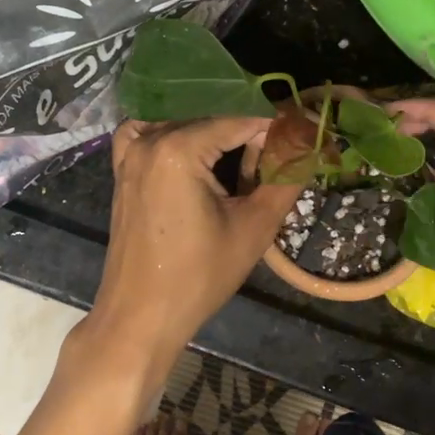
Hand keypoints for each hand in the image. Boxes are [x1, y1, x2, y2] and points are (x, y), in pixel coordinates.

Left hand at [85, 117, 302, 360]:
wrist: (139, 319)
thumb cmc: (198, 277)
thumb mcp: (254, 228)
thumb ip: (285, 180)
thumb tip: (311, 147)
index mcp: (179, 149)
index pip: (239, 119)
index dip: (275, 124)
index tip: (304, 130)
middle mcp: (150, 140)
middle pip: (212, 116)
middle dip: (249, 127)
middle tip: (283, 146)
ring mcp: (131, 152)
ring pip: (184, 120)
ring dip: (216, 129)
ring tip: (248, 151)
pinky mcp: (123, 168)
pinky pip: (151, 132)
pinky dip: (176, 131)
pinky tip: (198, 147)